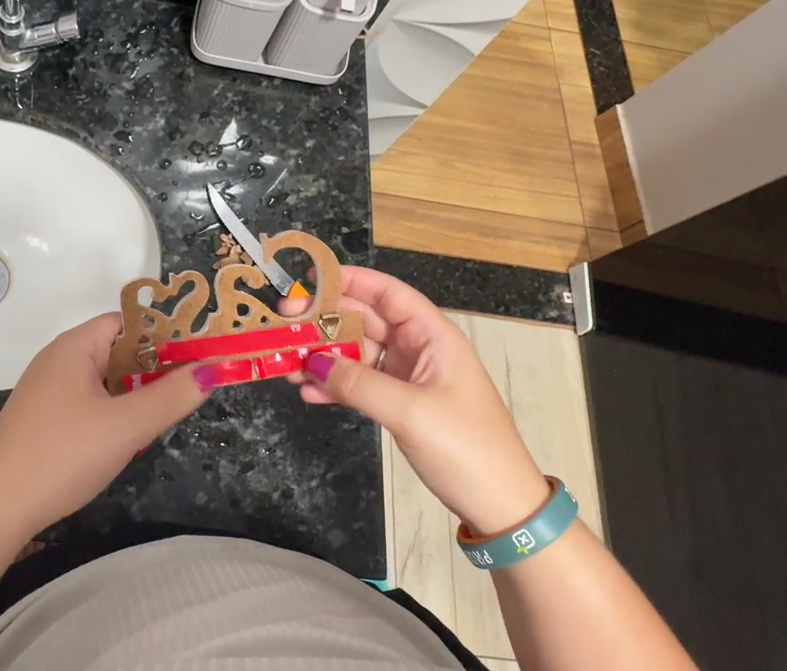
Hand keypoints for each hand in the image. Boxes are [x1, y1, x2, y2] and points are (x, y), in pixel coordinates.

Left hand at [0, 313, 212, 538]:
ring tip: (152, 423)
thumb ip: (171, 396)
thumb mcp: (126, 427)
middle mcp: (57, 359)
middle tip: (178, 397)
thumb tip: (211, 369)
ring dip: (131, 396)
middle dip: (149, 371)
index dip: (162, 337)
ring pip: (103, 380)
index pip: (127, 322)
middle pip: (116, 350)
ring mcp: (45, 390)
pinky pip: (86, 402)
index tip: (194, 360)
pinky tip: (118, 443)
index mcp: (74, 347)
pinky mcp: (40, 419)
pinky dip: (109, 414)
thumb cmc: (62, 457)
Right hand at [287, 267, 550, 533]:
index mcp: (432, 335)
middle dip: (325, 319)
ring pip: (357, 352)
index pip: (387, 292)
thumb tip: (313, 361)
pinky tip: (309, 392)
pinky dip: (335, 385)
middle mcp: (419, 348)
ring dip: (324, 356)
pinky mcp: (400, 404)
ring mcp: (408, 377)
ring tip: (288, 363)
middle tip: (285, 324)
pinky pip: (360, 382)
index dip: (349, 280)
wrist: (502, 507)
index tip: (309, 278)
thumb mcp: (410, 412)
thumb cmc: (467, 448)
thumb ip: (357, 383)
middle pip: (365, 320)